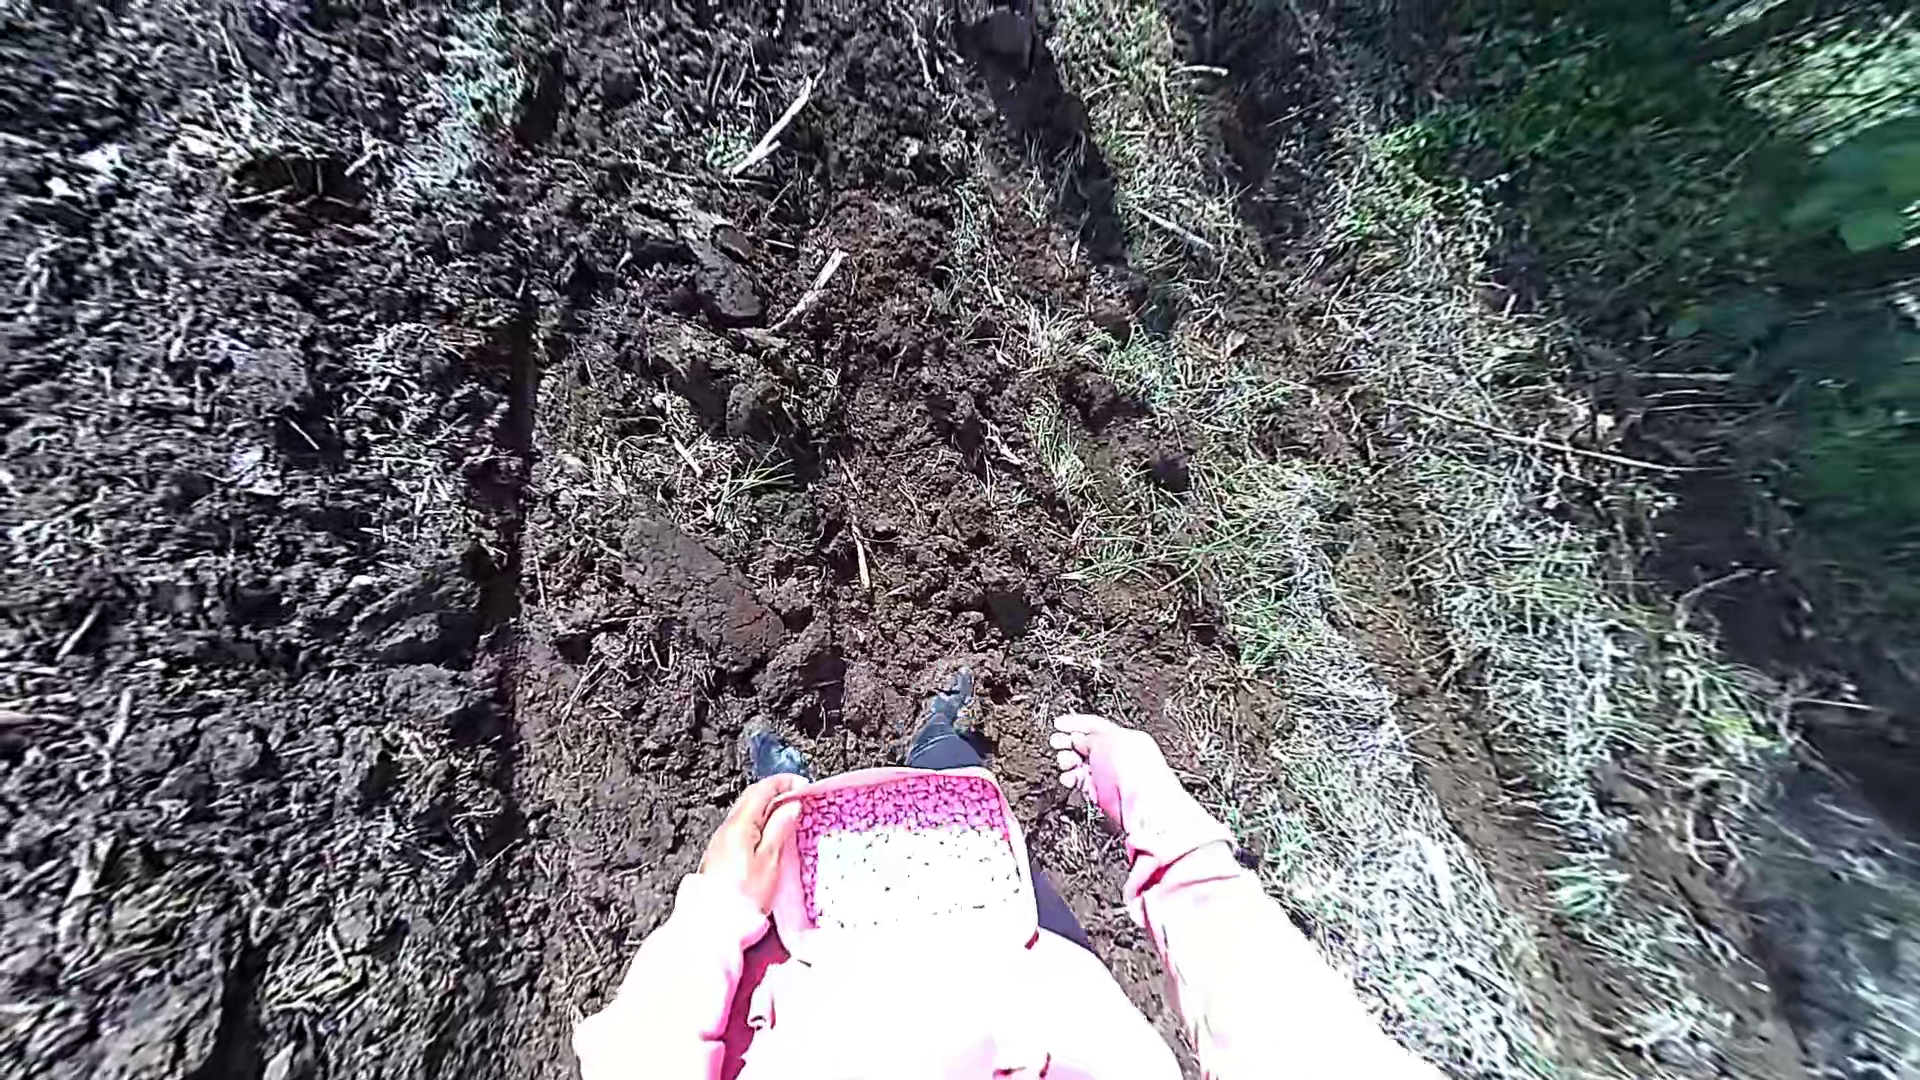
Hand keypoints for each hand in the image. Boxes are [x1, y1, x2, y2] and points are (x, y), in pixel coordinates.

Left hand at [700, 774, 804, 912]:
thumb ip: (781, 828)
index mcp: (740, 824)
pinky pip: (741, 827)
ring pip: (746, 811)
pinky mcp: (719, 856)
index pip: (763, 788)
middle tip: (798, 797)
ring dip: (767, 807)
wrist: (711, 929)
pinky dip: (758, 822)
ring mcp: (720, 842)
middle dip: (776, 791)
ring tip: (788, 815)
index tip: (804, 786)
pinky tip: (769, 835)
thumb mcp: (770, 860)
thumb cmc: (743, 896)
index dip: (786, 782)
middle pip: (752, 796)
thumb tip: (791, 806)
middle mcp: (727, 828)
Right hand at [1048, 713, 1179, 832]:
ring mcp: (1113, 778)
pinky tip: (1068, 779)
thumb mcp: (1105, 741)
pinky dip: (1073, 780)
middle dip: (1069, 743)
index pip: (1096, 726)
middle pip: (1087, 746)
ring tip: (1064, 762)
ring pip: (1083, 765)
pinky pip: (1083, 785)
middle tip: (1056, 743)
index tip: (1059, 724)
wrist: (1144, 811)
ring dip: (1069, 762)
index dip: (1075, 723)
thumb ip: (1087, 737)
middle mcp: (1121, 757)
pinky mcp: (1105, 798)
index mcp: (1126, 738)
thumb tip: (1077, 740)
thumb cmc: (1135, 773)